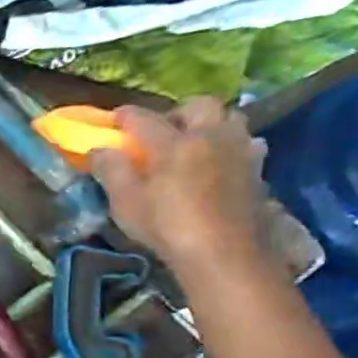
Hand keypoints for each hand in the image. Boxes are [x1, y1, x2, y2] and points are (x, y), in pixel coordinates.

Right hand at [88, 98, 268, 274]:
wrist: (225, 252)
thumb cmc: (168, 227)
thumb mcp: (127, 204)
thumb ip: (113, 171)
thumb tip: (100, 149)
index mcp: (175, 143)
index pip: (145, 120)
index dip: (126, 116)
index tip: (114, 118)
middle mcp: (210, 137)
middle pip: (199, 106)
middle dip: (178, 112)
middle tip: (163, 132)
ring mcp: (239, 150)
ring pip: (230, 118)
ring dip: (210, 125)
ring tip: (195, 145)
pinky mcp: (257, 169)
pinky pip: (246, 144)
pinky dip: (231, 147)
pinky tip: (221, 163)